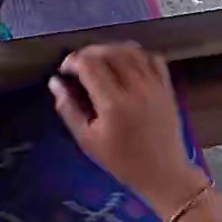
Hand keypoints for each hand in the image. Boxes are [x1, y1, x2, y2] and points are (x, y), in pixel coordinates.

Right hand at [50, 43, 208, 219]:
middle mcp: (135, 88)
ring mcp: (154, 85)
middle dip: (88, 52)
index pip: (89, 66)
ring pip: (130, 50)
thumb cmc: (121, 161)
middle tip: (78, 63)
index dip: (72, 61)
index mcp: (113, 103)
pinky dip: (136, 53)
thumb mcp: (88, 140)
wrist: (163, 173)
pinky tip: (126, 61)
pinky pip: (152, 58)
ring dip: (110, 48)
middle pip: (109, 52)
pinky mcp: (166, 86)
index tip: (65, 70)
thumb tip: (55, 83)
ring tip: (99, 59)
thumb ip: (69, 109)